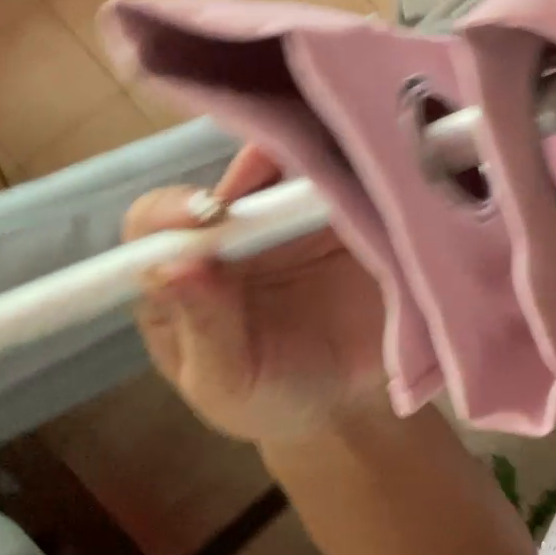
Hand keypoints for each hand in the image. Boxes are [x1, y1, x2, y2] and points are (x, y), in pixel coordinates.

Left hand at [125, 146, 387, 445]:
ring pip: (312, 166)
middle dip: (266, 158)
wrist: (355, 404)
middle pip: (246, 174)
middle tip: (288, 161)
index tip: (206, 215)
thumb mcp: (226, 380)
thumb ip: (203, 326)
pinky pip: (371, 186)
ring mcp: (313, 218)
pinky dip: (379, 170)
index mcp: (195, 267)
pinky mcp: (370, 217)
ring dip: (329, 150)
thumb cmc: (273, 396)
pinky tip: (393, 170)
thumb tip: (172, 267)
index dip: (177, 208)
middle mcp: (250, 229)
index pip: (162, 220)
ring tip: (349, 153)